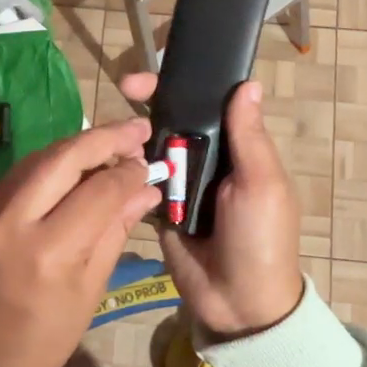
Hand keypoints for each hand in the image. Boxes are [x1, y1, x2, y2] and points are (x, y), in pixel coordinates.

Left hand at [0, 118, 160, 366]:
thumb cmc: (45, 342)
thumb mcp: (90, 291)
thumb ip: (114, 232)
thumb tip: (144, 188)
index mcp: (49, 253)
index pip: (98, 191)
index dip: (129, 172)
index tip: (149, 164)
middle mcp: (13, 224)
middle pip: (62, 158)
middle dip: (103, 138)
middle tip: (138, 129)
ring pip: (37, 159)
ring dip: (77, 147)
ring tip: (112, 144)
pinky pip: (20, 176)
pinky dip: (52, 164)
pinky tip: (77, 166)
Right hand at [119, 73, 303, 339]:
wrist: (238, 304)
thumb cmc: (260, 239)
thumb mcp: (262, 184)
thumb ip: (249, 137)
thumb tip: (248, 83)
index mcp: (238, 150)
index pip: (210, 104)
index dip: (187, 82)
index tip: (162, 62)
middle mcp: (207, 161)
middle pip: (175, 120)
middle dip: (151, 99)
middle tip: (126, 85)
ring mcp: (179, 186)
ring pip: (151, 148)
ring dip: (132, 133)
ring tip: (112, 121)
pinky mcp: (155, 210)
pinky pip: (137, 182)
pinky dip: (122, 170)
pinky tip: (104, 155)